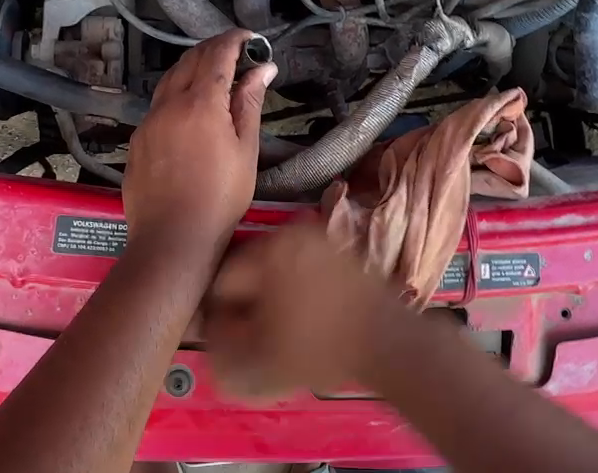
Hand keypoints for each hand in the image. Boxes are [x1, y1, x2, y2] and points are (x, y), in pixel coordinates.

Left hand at [123, 30, 274, 255]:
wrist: (171, 239)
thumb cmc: (220, 197)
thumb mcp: (245, 150)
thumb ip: (249, 104)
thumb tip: (262, 69)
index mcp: (201, 103)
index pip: (217, 55)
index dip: (234, 40)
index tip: (250, 38)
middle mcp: (170, 104)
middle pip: (190, 60)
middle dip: (214, 48)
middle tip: (236, 51)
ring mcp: (149, 121)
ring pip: (169, 79)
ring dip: (192, 66)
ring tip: (213, 71)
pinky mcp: (137, 139)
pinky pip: (158, 103)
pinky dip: (176, 91)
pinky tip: (188, 106)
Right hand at [204, 221, 410, 398]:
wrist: (386, 341)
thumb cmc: (319, 349)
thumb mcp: (258, 363)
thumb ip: (221, 346)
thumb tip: (211, 331)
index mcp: (264, 250)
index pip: (221, 280)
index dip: (217, 314)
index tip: (224, 339)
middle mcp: (288, 234)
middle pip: (249, 270)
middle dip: (246, 302)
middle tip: (251, 336)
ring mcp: (316, 238)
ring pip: (276, 268)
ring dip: (270, 294)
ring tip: (278, 330)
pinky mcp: (337, 250)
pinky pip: (302, 268)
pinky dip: (296, 288)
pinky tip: (304, 318)